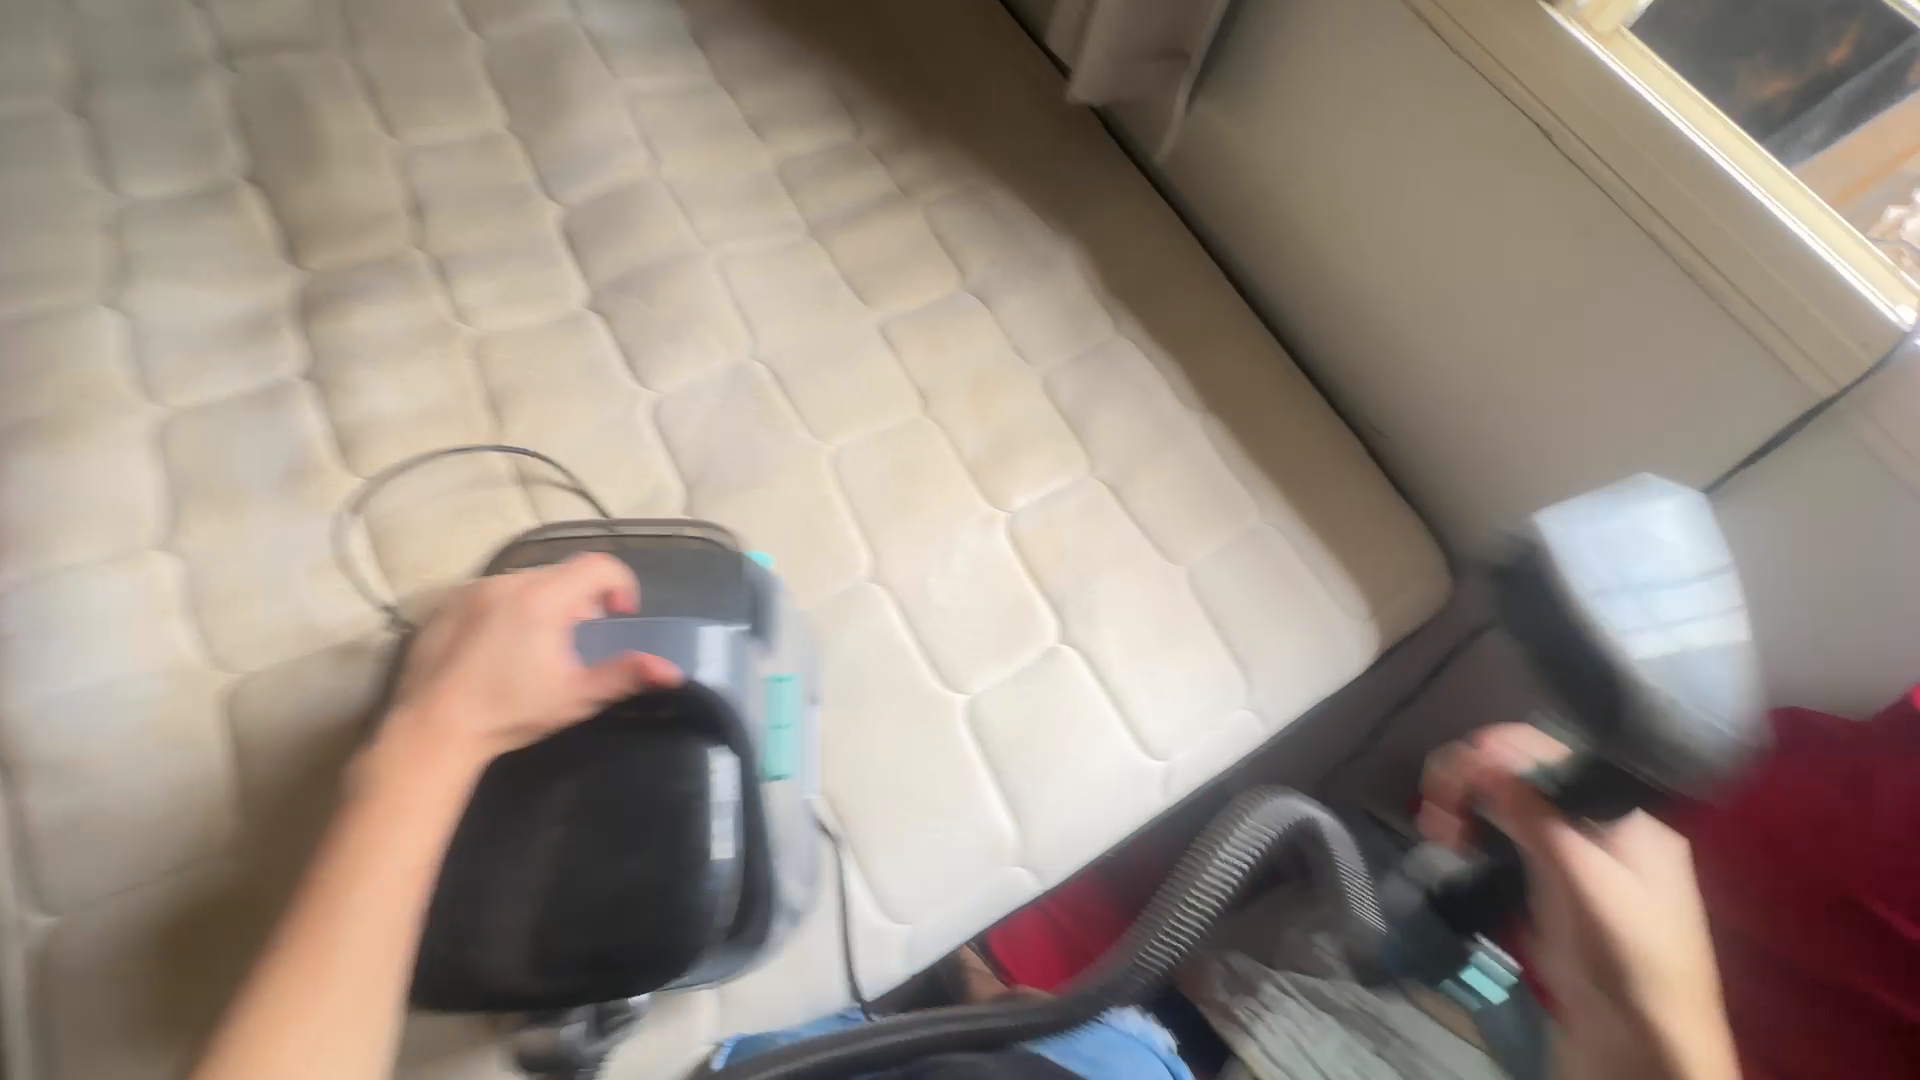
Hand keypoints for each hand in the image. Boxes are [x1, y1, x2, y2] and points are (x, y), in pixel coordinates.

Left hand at [378, 553, 683, 769]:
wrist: (428, 732)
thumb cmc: (510, 712)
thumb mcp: (577, 696)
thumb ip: (626, 674)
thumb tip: (672, 671)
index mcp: (543, 599)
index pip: (599, 565)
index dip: (621, 584)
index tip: (620, 616)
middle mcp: (508, 582)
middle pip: (565, 573)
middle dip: (584, 599)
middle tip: (580, 640)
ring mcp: (472, 590)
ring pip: (529, 580)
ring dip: (548, 601)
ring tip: (540, 643)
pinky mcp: (446, 603)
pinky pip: (495, 591)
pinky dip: (512, 607)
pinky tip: (503, 646)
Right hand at [1420, 726, 1739, 1079]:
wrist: (1635, 1036)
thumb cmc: (1624, 954)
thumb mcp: (1585, 878)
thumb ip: (1534, 813)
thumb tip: (1481, 751)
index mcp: (1619, 812)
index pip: (1546, 753)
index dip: (1491, 753)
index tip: (1448, 780)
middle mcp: (1590, 817)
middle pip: (1516, 769)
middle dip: (1466, 779)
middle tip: (1435, 809)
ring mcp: (1564, 844)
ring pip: (1497, 796)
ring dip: (1459, 803)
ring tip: (1438, 831)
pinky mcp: (1538, 870)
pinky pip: (1493, 827)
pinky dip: (1465, 826)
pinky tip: (1449, 843)